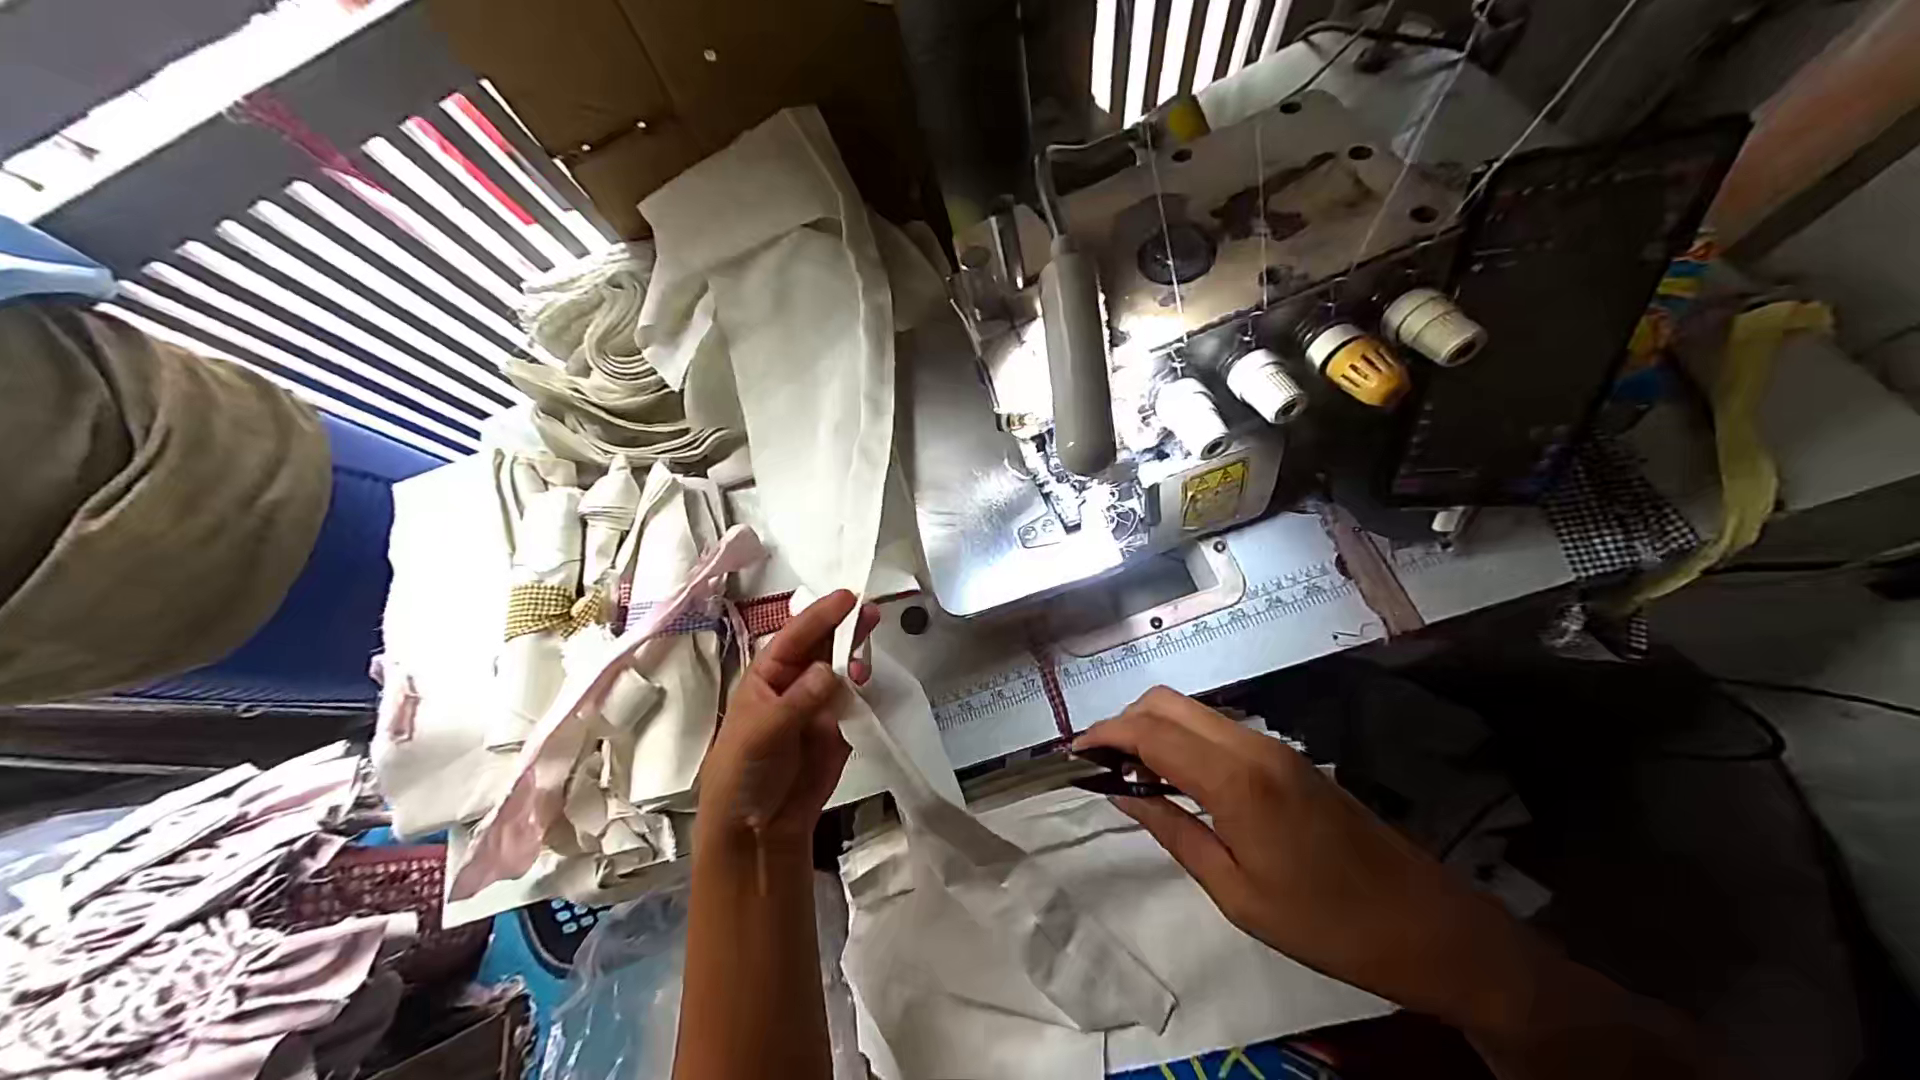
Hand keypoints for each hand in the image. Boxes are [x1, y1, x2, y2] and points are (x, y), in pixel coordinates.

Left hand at [695, 590, 878, 849]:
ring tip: (868, 654)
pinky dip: (866, 689)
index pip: (795, 637)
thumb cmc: (742, 774)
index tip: (847, 598)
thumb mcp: (761, 733)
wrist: (758, 830)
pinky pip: (856, 700)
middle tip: (870, 612)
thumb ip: (797, 701)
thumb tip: (829, 670)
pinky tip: (869, 683)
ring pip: (843, 670)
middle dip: (845, 628)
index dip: (820, 616)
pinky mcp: (839, 728)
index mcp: (767, 676)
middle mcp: (795, 683)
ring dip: (857, 658)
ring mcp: (819, 705)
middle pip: (823, 646)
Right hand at [1075, 687, 1566, 1042]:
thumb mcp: (1235, 892)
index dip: (1104, 735)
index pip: (1151, 732)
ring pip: (1192, 710)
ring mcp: (1273, 746)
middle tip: (1099, 764)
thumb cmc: (1326, 925)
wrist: (1429, 927)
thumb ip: (1173, 830)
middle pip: (1168, 702)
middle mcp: (1252, 746)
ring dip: (1152, 727)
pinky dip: (1181, 738)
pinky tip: (1173, 776)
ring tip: (1129, 772)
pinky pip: (1216, 728)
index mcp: (1237, 780)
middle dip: (1123, 721)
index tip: (1073, 754)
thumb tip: (1122, 794)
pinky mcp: (1285, 756)